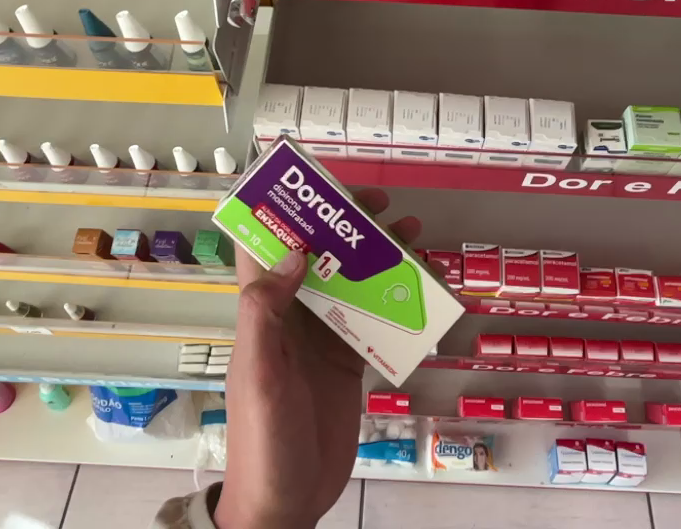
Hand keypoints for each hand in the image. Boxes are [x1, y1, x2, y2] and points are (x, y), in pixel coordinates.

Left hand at [214, 189, 420, 528]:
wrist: (288, 501)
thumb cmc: (263, 437)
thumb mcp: (259, 372)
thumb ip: (267, 310)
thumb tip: (296, 251)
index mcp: (263, 311)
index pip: (266, 246)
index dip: (285, 211)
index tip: (316, 184)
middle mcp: (293, 314)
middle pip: (320, 253)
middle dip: (347, 224)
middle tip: (381, 203)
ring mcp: (324, 335)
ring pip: (352, 278)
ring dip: (377, 253)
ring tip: (411, 231)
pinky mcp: (350, 357)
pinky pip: (376, 314)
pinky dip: (398, 294)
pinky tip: (421, 281)